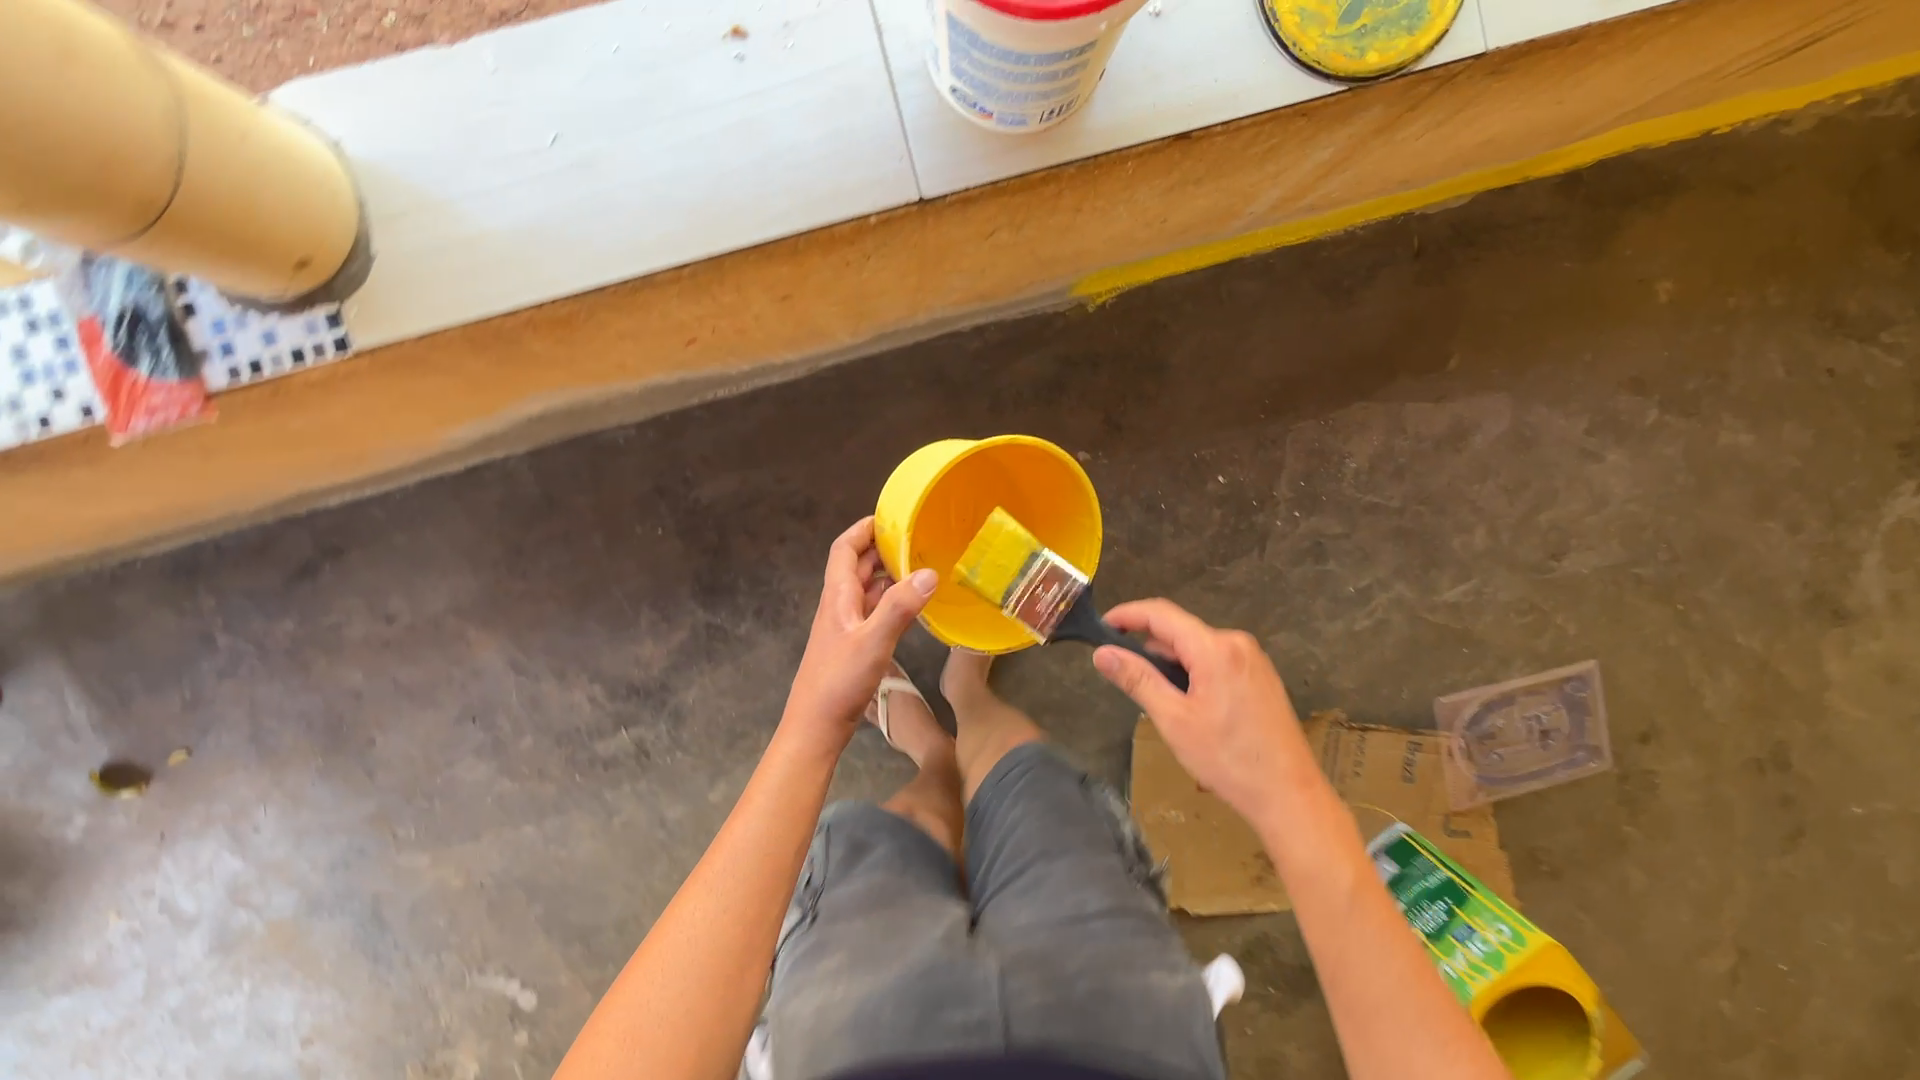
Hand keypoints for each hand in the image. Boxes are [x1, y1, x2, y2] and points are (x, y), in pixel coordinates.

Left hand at [782, 517, 937, 754]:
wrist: (816, 726)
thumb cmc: (838, 681)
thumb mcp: (873, 642)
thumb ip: (900, 607)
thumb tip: (929, 573)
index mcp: (837, 597)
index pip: (844, 549)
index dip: (863, 529)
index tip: (890, 517)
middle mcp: (839, 606)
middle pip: (857, 566)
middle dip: (882, 549)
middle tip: (917, 539)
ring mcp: (846, 628)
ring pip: (868, 590)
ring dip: (889, 576)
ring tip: (922, 566)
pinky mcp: (854, 647)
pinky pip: (875, 614)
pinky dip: (892, 603)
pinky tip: (914, 606)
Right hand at [1093, 599, 1311, 827]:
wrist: (1289, 794)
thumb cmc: (1228, 759)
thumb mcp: (1174, 720)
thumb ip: (1138, 680)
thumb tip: (1102, 653)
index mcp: (1216, 649)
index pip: (1161, 614)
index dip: (1127, 614)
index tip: (1100, 625)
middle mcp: (1237, 643)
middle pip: (1180, 632)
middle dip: (1149, 648)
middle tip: (1126, 679)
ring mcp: (1253, 660)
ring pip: (1197, 648)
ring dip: (1172, 665)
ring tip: (1161, 703)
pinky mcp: (1260, 677)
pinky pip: (1216, 661)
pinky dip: (1194, 673)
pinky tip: (1190, 706)